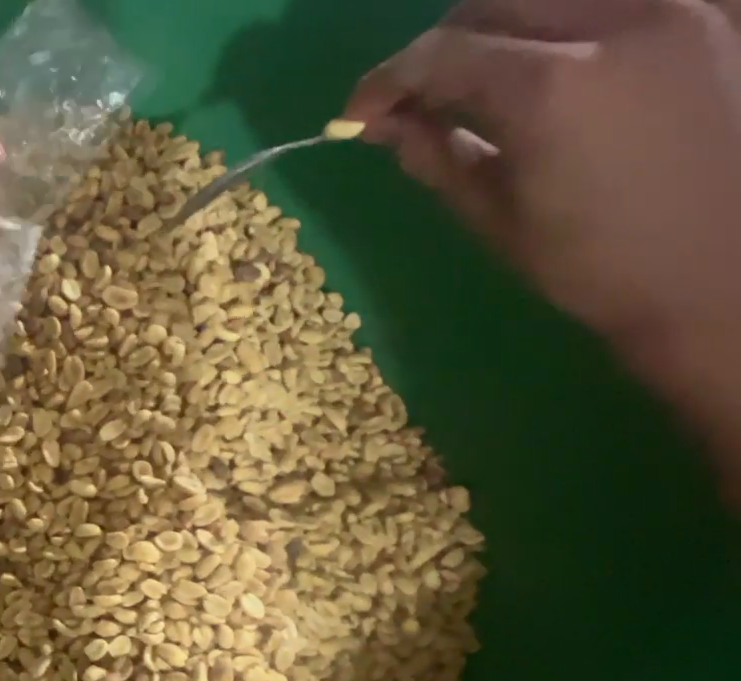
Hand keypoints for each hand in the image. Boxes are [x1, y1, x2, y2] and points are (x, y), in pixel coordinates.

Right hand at [343, 0, 740, 434]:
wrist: (726, 274)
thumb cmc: (594, 262)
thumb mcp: (491, 214)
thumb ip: (434, 152)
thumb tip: (382, 124)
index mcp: (552, 86)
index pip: (439, 53)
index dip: (383, 81)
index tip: (356, 116)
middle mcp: (619, 22)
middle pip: (492, 2)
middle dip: (438, 47)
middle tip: (415, 97)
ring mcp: (677, 8)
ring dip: (498, 29)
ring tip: (480, 81)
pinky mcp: (709, 14)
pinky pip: (606, 7)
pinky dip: (559, 30)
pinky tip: (549, 71)